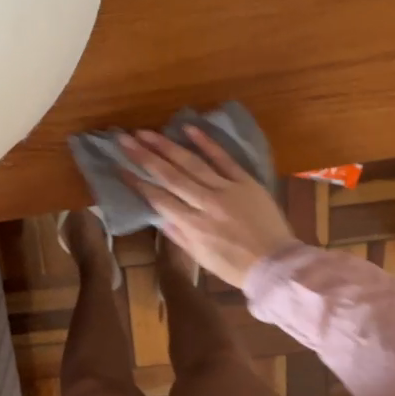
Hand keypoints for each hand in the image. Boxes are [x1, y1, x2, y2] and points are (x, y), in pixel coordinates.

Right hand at [117, 127, 297, 286]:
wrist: (275, 263)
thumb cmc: (235, 266)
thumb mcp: (201, 258)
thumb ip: (179, 235)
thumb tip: (159, 216)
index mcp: (192, 225)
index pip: (158, 198)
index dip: (136, 182)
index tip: (119, 167)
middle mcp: (205, 203)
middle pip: (169, 175)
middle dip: (144, 156)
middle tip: (124, 140)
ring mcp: (226, 189)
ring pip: (191, 163)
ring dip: (166, 146)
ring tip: (146, 132)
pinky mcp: (245, 181)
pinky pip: (223, 158)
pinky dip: (206, 143)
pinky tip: (188, 128)